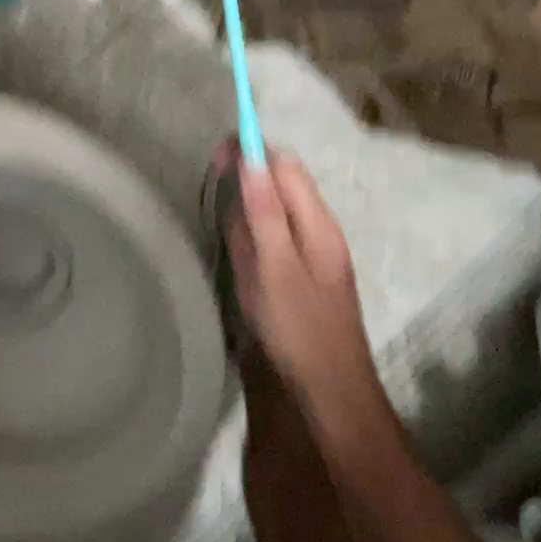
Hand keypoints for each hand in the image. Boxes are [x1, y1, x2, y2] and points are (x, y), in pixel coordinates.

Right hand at [223, 144, 379, 411]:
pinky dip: (252, 228)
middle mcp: (318, 230)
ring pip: (276, 209)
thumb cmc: (299, 327)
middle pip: (282, 183)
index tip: (216, 149)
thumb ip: (264, 210)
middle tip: (211, 177)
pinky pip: (273, 236)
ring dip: (249, 199)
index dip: (253, 149)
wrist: (329, 392)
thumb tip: (252, 156)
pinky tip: (237, 242)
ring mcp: (311, 254)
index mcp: (317, 223)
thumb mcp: (274, 265)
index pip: (285, 165)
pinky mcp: (300, 274)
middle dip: (248, 172)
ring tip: (219, 204)